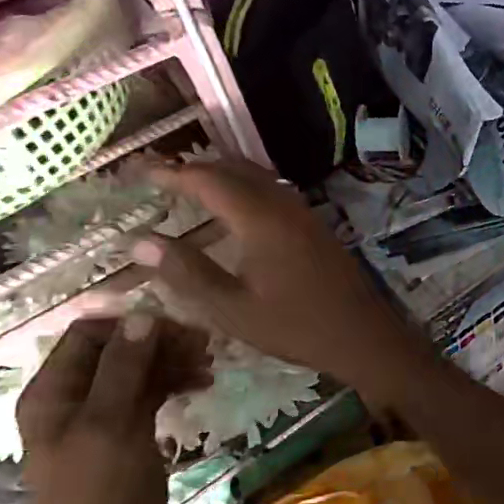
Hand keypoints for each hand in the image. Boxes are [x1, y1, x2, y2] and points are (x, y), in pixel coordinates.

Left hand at [16, 312, 206, 503]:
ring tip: (209, 362)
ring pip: (136, 371)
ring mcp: (99, 418)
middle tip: (204, 343)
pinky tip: (201, 383)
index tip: (177, 326)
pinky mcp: (125, 435)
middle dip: (158, 342)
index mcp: (51, 392)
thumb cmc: (99, 497)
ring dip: (170, 361)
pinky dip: (172, 384)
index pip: (88, 333)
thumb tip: (142, 314)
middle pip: (116, 350)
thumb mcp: (109, 428)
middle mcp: (71, 398)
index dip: (130, 324)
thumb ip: (123, 368)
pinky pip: (147, 395)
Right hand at [131, 160, 436, 393]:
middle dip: (194, 167)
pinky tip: (234, 210)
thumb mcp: (233, 309)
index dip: (171, 173)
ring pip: (256, 176)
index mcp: (259, 218)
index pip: (206, 180)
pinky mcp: (314, 223)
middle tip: (160, 177)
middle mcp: (282, 203)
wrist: (363, 335)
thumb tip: (139, 243)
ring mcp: (303, 211)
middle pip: (232, 168)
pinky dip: (244, 187)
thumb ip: (187, 273)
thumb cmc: (295, 326)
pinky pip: (272, 189)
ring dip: (221, 174)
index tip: (140, 172)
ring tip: (190, 186)